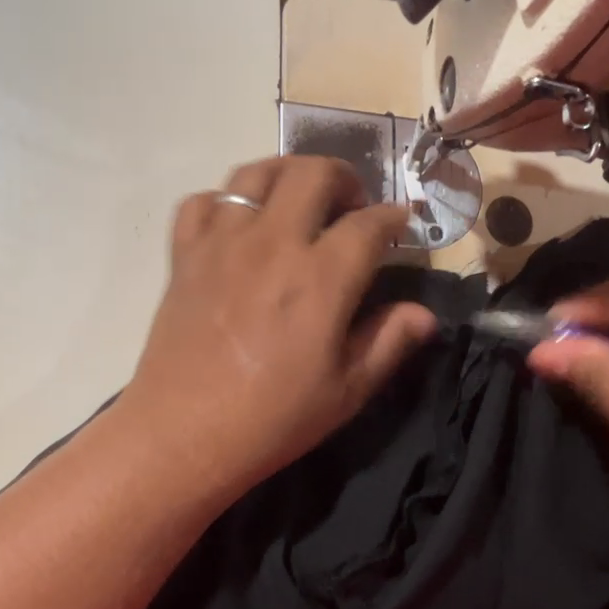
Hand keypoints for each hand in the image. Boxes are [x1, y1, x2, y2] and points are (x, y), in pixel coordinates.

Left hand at [117, 156, 436, 495]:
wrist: (185, 435)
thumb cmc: (274, 420)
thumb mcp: (346, 391)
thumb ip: (388, 343)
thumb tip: (425, 313)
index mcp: (322, 279)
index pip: (369, 223)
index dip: (393, 217)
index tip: (402, 223)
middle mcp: (273, 244)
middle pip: (313, 174)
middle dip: (344, 178)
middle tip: (352, 207)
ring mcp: (222, 244)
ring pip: (256, 173)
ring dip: (288, 174)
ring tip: (299, 200)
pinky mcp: (184, 256)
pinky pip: (203, 201)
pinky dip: (226, 201)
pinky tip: (239, 225)